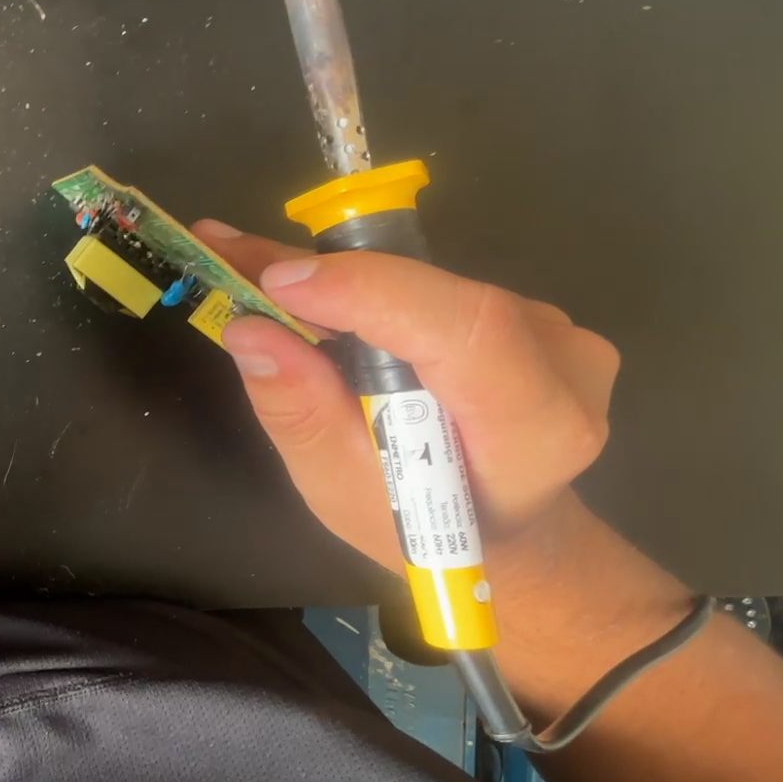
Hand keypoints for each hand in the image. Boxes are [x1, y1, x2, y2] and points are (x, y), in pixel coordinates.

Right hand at [187, 219, 619, 575]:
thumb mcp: (340, 487)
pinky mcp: (513, 310)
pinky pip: (420, 284)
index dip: (370, 294)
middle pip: (431, 294)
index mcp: (534, 427)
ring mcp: (544, 327)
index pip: (464, 331)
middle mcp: (559, 359)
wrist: (500, 529)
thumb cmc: (417, 525)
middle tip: (224, 252)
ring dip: (326, 276)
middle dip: (320, 275)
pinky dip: (351, 284)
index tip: (275, 284)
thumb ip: (299, 413)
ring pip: (419, 281)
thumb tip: (247, 331)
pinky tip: (294, 290)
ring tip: (244, 271)